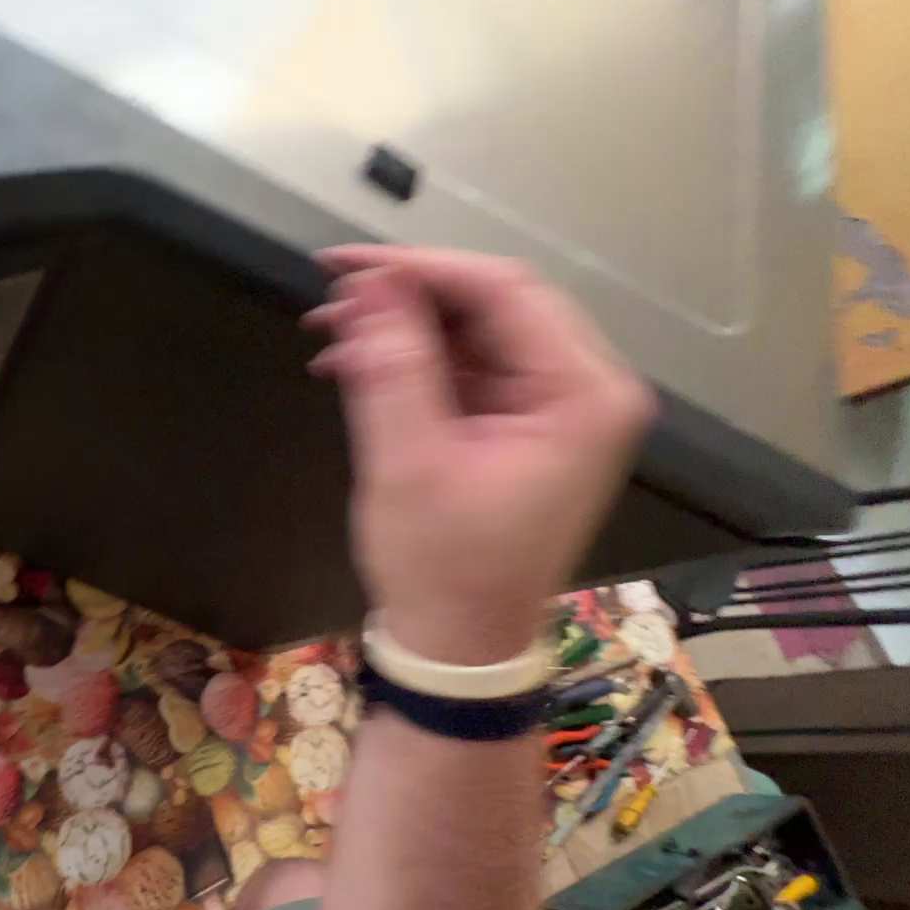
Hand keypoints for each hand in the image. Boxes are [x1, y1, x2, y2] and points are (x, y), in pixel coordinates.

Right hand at [306, 247, 654, 664]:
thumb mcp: (409, 465)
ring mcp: (549, 409)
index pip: (502, 292)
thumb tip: (367, 291)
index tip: (344, 267)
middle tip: (330, 300)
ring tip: (331, 338)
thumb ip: (391, 369)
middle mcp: (578, 391)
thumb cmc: (441, 565)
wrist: (456, 642)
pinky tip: (355, 368)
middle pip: (490, 307)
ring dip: (399, 331)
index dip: (419, 268)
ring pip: (471, 336)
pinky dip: (407, 365)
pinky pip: (463, 372)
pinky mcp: (515, 428)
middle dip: (405, 298)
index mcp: (579, 394)